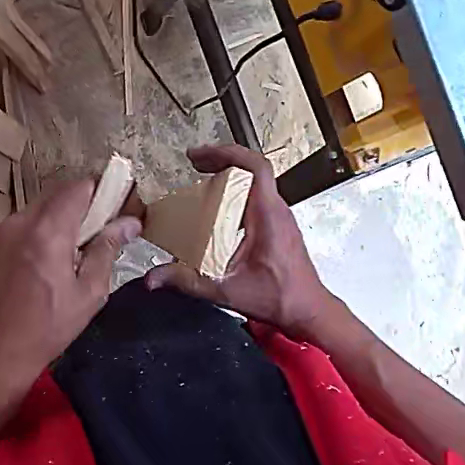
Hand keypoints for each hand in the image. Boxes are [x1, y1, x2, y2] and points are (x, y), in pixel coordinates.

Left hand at [0, 178, 139, 428]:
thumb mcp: (89, 292)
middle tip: (102, 230)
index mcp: (48, 232)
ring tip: (75, 251)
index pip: (79, 187)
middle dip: (83, 204)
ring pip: (39, 208)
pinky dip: (41, 231)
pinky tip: (48, 261)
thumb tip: (130, 223)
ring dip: (61, 218)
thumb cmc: (47, 329)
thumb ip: (108, 250)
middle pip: (58, 194)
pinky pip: (23, 225)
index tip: (118, 206)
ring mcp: (0, 232)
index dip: (102, 191)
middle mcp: (20, 223)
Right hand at [146, 144, 343, 337]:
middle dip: (222, 160)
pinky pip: (256, 198)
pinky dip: (236, 194)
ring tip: (203, 179)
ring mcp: (279, 218)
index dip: (228, 153)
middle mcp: (277, 211)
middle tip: (195, 162)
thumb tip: (157, 277)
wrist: (307, 311)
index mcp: (268, 216)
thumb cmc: (282, 299)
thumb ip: (188, 282)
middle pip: (252, 170)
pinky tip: (217, 209)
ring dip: (229, 177)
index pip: (256, 166)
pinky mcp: (278, 227)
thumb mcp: (227, 291)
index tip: (202, 156)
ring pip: (255, 183)